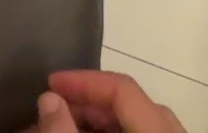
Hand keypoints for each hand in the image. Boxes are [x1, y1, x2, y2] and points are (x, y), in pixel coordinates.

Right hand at [27, 71, 187, 132]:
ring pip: (139, 123)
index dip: (83, 80)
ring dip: (99, 119)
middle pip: (133, 104)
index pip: (123, 87)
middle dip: (89, 102)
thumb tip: (49, 97)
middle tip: (54, 108)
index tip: (49, 83)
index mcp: (158, 130)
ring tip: (66, 124)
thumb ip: (64, 129)